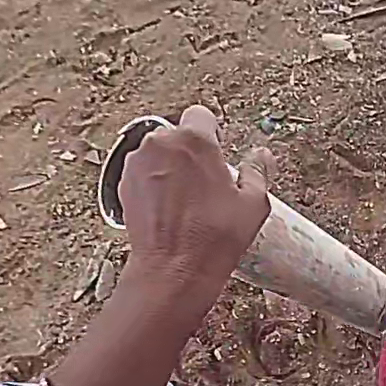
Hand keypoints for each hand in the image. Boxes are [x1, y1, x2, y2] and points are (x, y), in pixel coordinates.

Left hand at [117, 105, 273, 291]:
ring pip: (159, 153)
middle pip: (178, 135)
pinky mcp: (123, 184)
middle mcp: (161, 144)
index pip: (202, 115)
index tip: (219, 154)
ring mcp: (137, 163)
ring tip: (187, 201)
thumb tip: (262, 154)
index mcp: (195, 140)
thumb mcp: (253, 204)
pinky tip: (169, 210)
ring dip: (171, 168)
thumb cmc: (216, 237)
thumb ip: (257, 171)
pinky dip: (154, 184)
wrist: (173, 269)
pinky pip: (143, 173)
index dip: (213, 134)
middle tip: (207, 185)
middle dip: (191, 153)